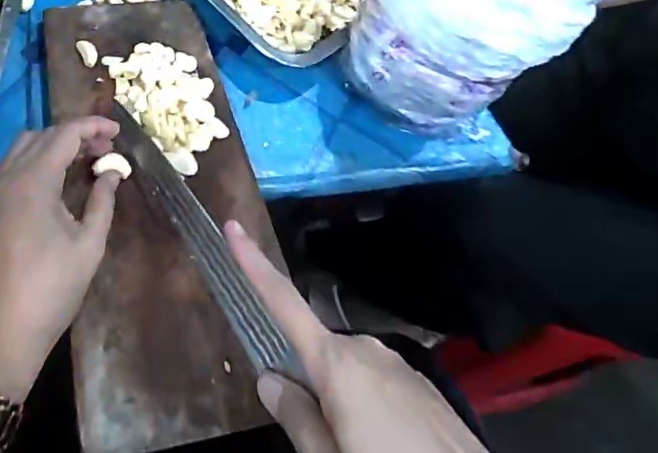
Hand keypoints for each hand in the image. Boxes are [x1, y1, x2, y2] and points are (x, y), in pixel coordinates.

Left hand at [0, 118, 121, 398]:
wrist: (2, 332)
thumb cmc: (51, 289)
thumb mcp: (89, 244)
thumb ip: (103, 200)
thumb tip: (112, 170)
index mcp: (34, 180)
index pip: (65, 134)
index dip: (93, 127)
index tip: (118, 132)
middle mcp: (10, 176)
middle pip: (45, 135)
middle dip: (77, 134)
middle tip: (106, 149)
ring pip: (26, 144)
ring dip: (55, 143)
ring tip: (85, 158)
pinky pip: (14, 163)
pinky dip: (38, 157)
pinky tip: (59, 175)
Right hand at [226, 221, 483, 452]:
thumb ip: (297, 417)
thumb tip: (269, 377)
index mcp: (335, 363)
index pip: (283, 303)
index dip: (255, 264)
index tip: (234, 226)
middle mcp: (365, 348)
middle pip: (317, 352)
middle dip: (307, 380)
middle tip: (318, 433)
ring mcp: (397, 362)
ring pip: (350, 370)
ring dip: (341, 398)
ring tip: (358, 446)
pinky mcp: (422, 382)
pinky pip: (379, 382)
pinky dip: (371, 405)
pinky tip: (387, 444)